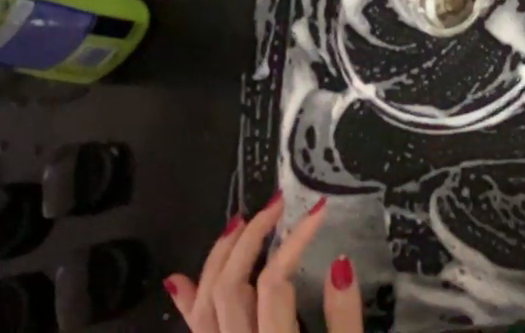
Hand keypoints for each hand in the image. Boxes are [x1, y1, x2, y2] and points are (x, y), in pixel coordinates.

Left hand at [166, 194, 363, 332]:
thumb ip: (344, 318)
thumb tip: (341, 264)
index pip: (275, 281)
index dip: (295, 240)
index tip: (320, 209)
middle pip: (230, 286)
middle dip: (252, 237)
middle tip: (277, 203)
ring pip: (205, 303)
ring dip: (220, 257)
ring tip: (242, 222)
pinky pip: (194, 329)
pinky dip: (187, 301)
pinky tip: (180, 279)